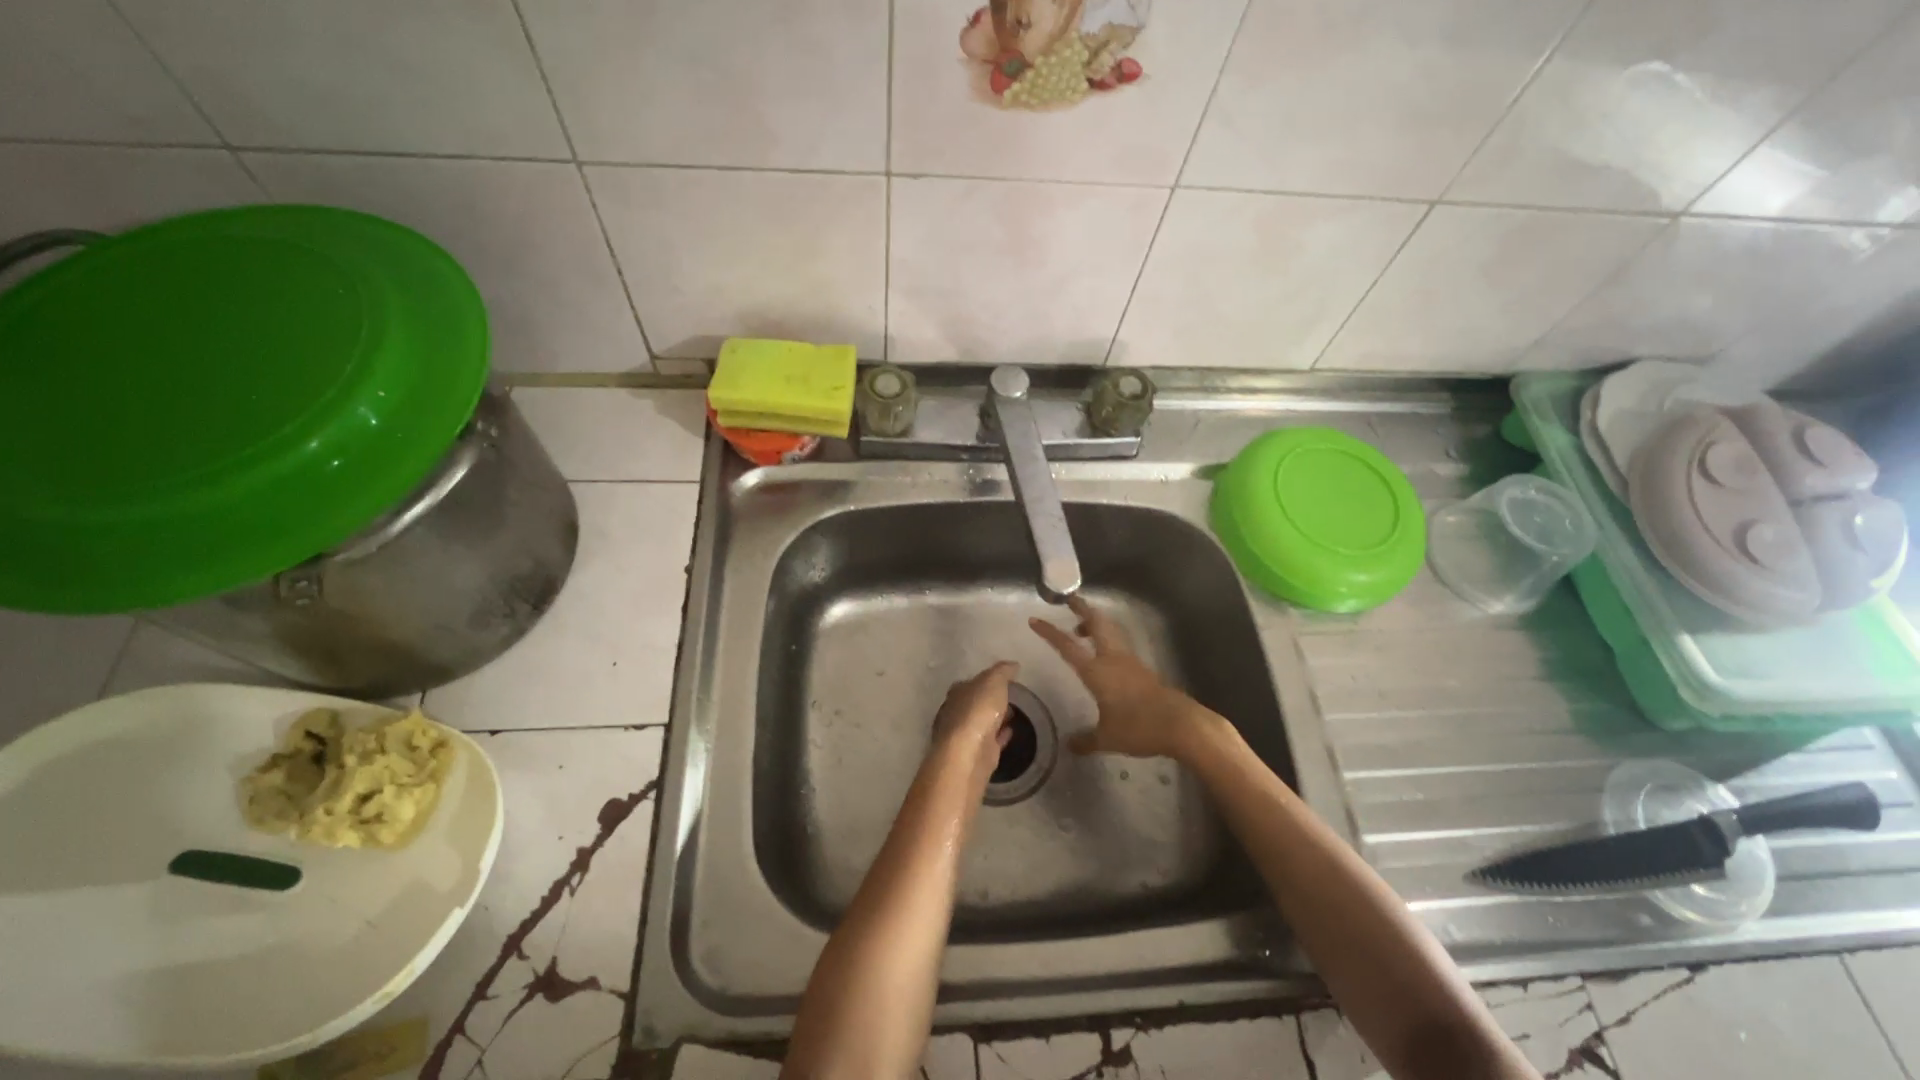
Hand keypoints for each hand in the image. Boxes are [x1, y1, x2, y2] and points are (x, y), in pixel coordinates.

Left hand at [932, 661, 1017, 777]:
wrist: (968, 754)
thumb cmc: (978, 711)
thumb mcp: (993, 681)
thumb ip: (1002, 672)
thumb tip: (1013, 665)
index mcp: (957, 693)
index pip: (970, 683)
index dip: (985, 680)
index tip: (1002, 680)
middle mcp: (957, 713)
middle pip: (975, 703)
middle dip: (989, 700)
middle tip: (1008, 697)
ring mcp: (966, 735)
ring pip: (983, 722)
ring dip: (995, 717)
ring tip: (1012, 713)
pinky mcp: (977, 753)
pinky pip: (992, 740)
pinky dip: (1001, 735)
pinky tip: (1011, 732)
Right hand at [1030, 596, 1226, 761]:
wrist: (1181, 725)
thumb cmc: (1138, 728)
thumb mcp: (1107, 738)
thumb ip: (1086, 740)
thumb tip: (1070, 745)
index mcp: (1096, 671)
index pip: (1067, 646)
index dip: (1049, 633)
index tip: (1035, 620)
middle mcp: (1113, 659)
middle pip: (1097, 623)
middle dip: (1082, 609)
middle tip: (1070, 601)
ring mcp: (1132, 662)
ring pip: (1111, 632)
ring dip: (1096, 624)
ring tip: (1082, 631)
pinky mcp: (1144, 671)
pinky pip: (1121, 647)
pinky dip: (1109, 641)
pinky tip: (1106, 658)